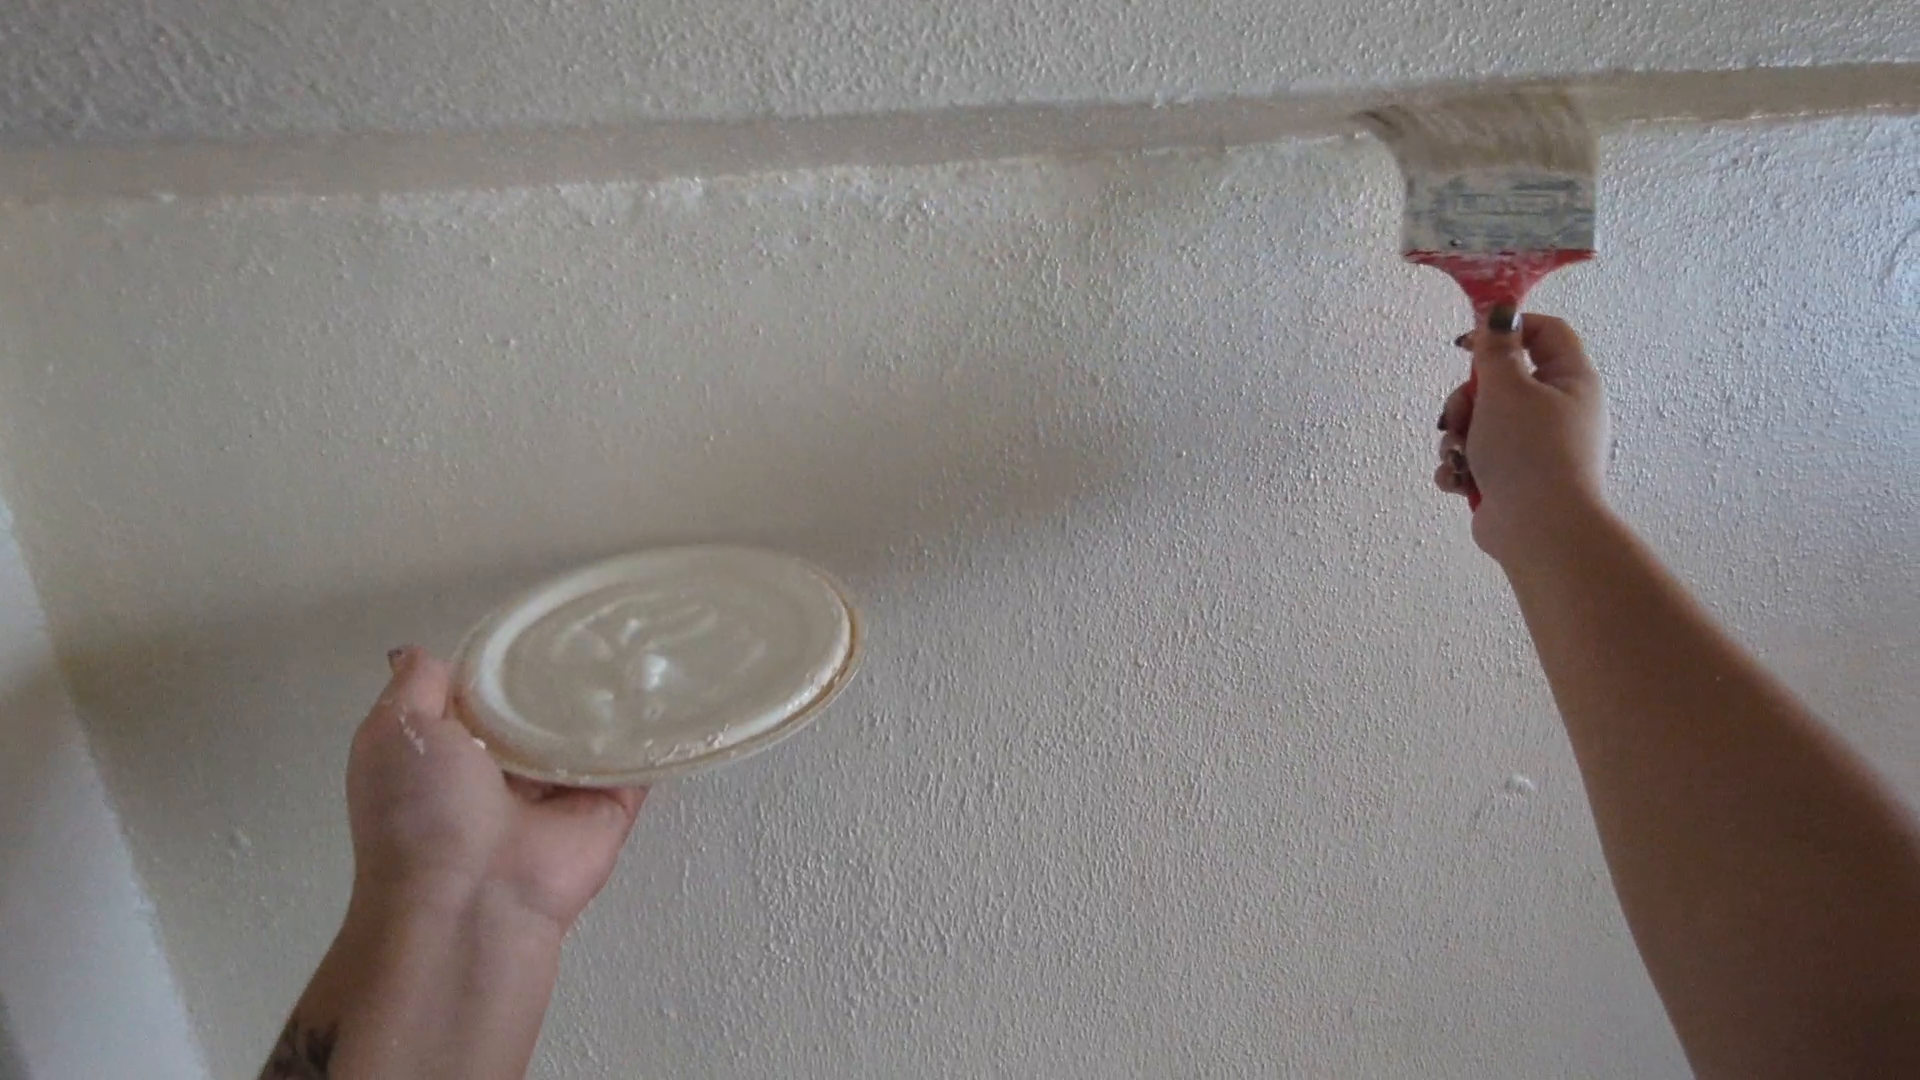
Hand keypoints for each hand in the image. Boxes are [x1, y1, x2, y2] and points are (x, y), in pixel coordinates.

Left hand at [345, 647, 644, 933]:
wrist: (476, 895)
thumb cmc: (424, 812)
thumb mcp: (394, 737)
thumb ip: (413, 690)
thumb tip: (416, 649)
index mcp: (462, 753)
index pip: (494, 695)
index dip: (513, 658)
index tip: (544, 619)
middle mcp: (516, 769)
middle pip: (553, 710)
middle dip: (574, 674)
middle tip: (608, 626)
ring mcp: (570, 788)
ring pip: (599, 732)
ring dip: (620, 699)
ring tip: (650, 644)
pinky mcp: (615, 802)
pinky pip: (638, 760)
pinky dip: (656, 733)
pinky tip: (674, 691)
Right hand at [1436, 310, 1611, 565]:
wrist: (1535, 524)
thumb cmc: (1527, 450)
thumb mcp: (1506, 390)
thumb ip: (1495, 351)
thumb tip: (1500, 312)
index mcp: (1569, 381)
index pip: (1543, 333)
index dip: (1504, 330)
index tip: (1465, 343)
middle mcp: (1554, 410)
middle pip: (1497, 383)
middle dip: (1465, 400)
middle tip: (1459, 416)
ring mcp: (1531, 446)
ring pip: (1476, 424)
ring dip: (1456, 438)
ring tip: (1459, 458)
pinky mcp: (1508, 476)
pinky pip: (1472, 458)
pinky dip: (1458, 467)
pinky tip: (1460, 480)